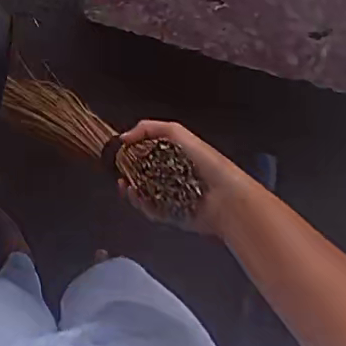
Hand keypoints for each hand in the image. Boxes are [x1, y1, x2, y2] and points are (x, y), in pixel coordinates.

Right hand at [117, 119, 262, 238]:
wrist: (227, 197)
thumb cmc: (206, 161)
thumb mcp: (176, 131)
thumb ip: (148, 128)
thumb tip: (125, 137)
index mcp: (174, 154)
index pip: (146, 152)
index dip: (131, 152)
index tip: (120, 152)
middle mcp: (171, 175)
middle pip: (142, 173)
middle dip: (127, 172)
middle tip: (118, 171)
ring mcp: (172, 196)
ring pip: (144, 193)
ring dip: (131, 190)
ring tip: (125, 185)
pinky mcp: (173, 216)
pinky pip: (152, 211)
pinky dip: (141, 205)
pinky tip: (136, 197)